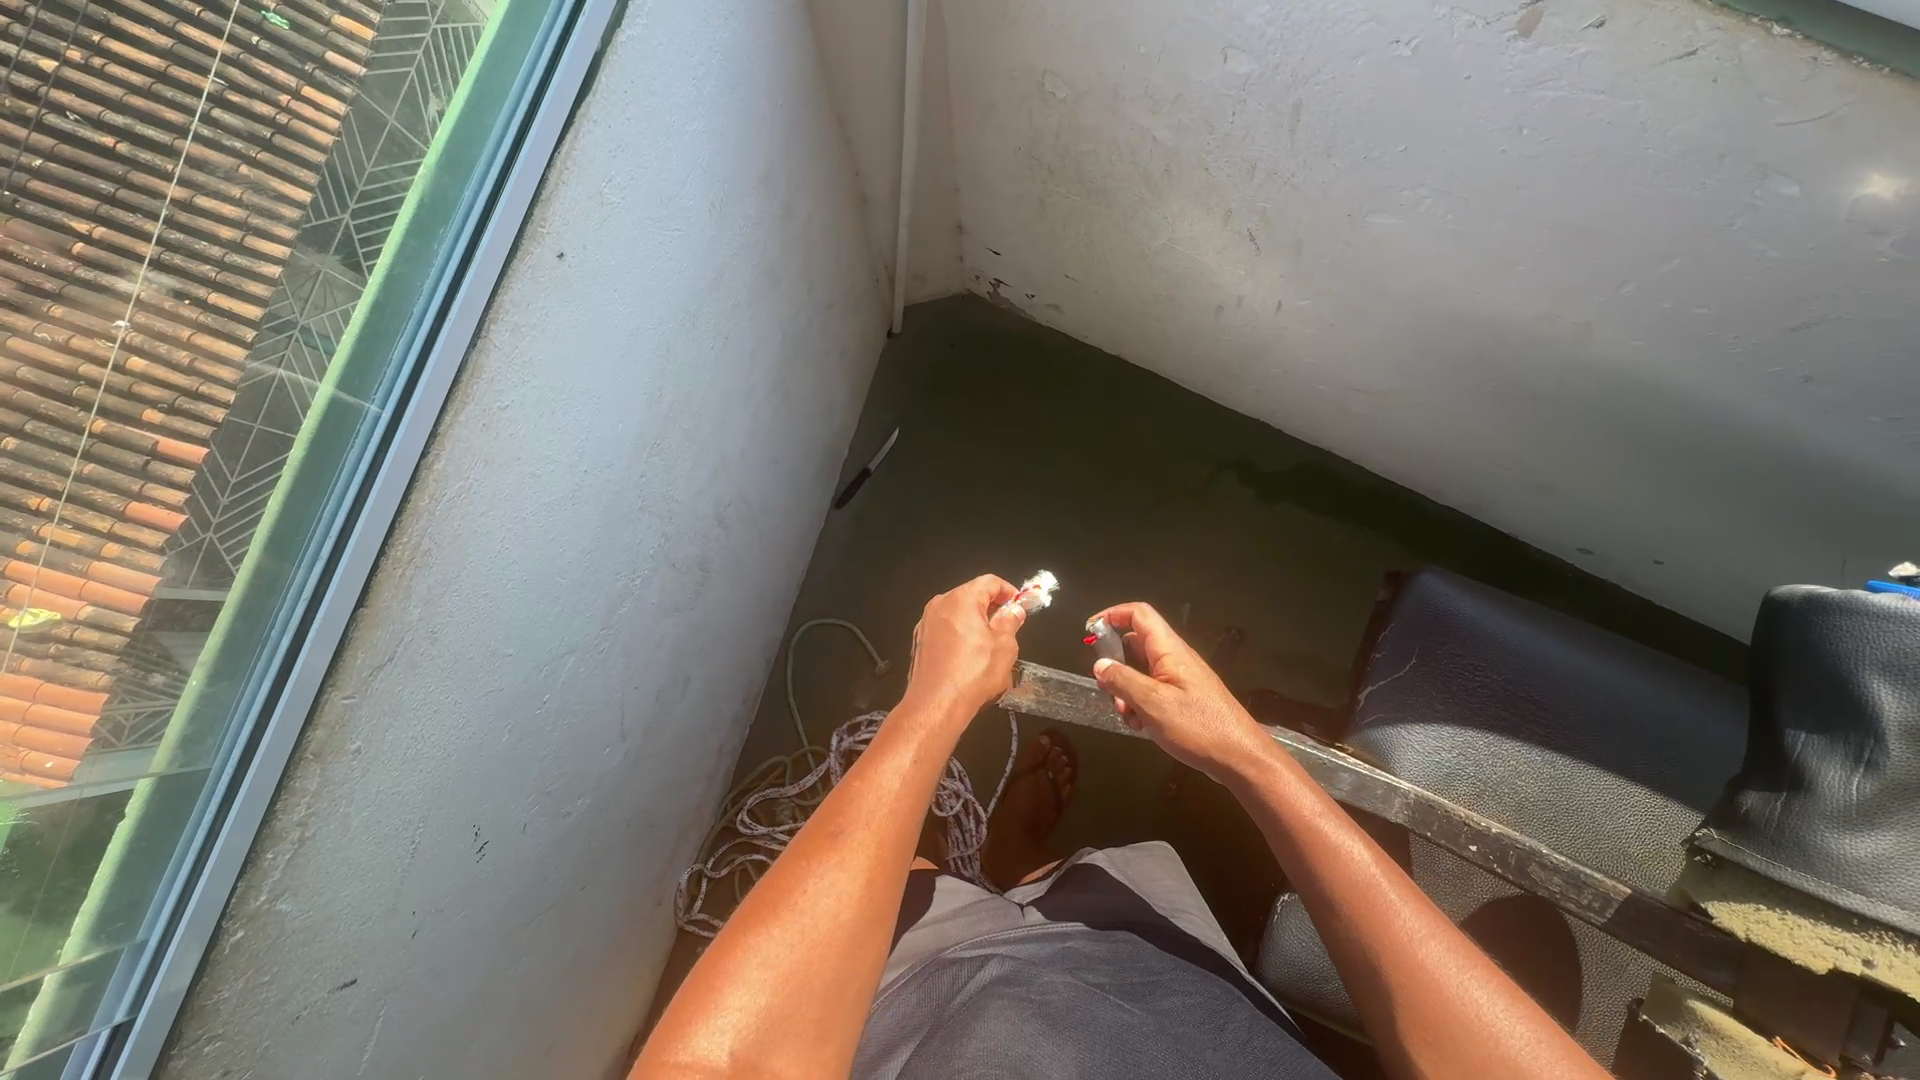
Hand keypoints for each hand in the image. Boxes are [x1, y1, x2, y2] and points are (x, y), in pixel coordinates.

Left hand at [901, 575, 1025, 722]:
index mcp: (961, 598)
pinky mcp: (919, 642)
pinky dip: (959, 636)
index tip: (1020, 607)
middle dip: (992, 608)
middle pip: (971, 595)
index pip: (990, 581)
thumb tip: (1014, 611)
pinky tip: (969, 658)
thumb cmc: (973, 674)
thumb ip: (1010, 622)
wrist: (935, 705)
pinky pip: (945, 630)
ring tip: (990, 647)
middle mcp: (939, 605)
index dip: (1009, 591)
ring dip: (975, 623)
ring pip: (957, 614)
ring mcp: (925, 623)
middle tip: (1009, 628)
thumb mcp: (1004, 646)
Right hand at [1090, 602, 1271, 778]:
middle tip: (1106, 688)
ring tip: (1127, 715)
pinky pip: (1153, 692)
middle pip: (1135, 645)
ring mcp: (1181, 680)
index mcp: (1169, 650)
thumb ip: (1122, 681)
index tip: (1090, 631)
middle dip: (1115, 664)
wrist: (1240, 758)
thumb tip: (1099, 664)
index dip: (1112, 614)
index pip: (1139, 613)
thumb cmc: (1197, 726)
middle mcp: (1175, 659)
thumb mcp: (1152, 703)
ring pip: (1141, 673)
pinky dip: (1140, 705)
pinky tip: (1141, 726)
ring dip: (1126, 691)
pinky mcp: (1184, 700)